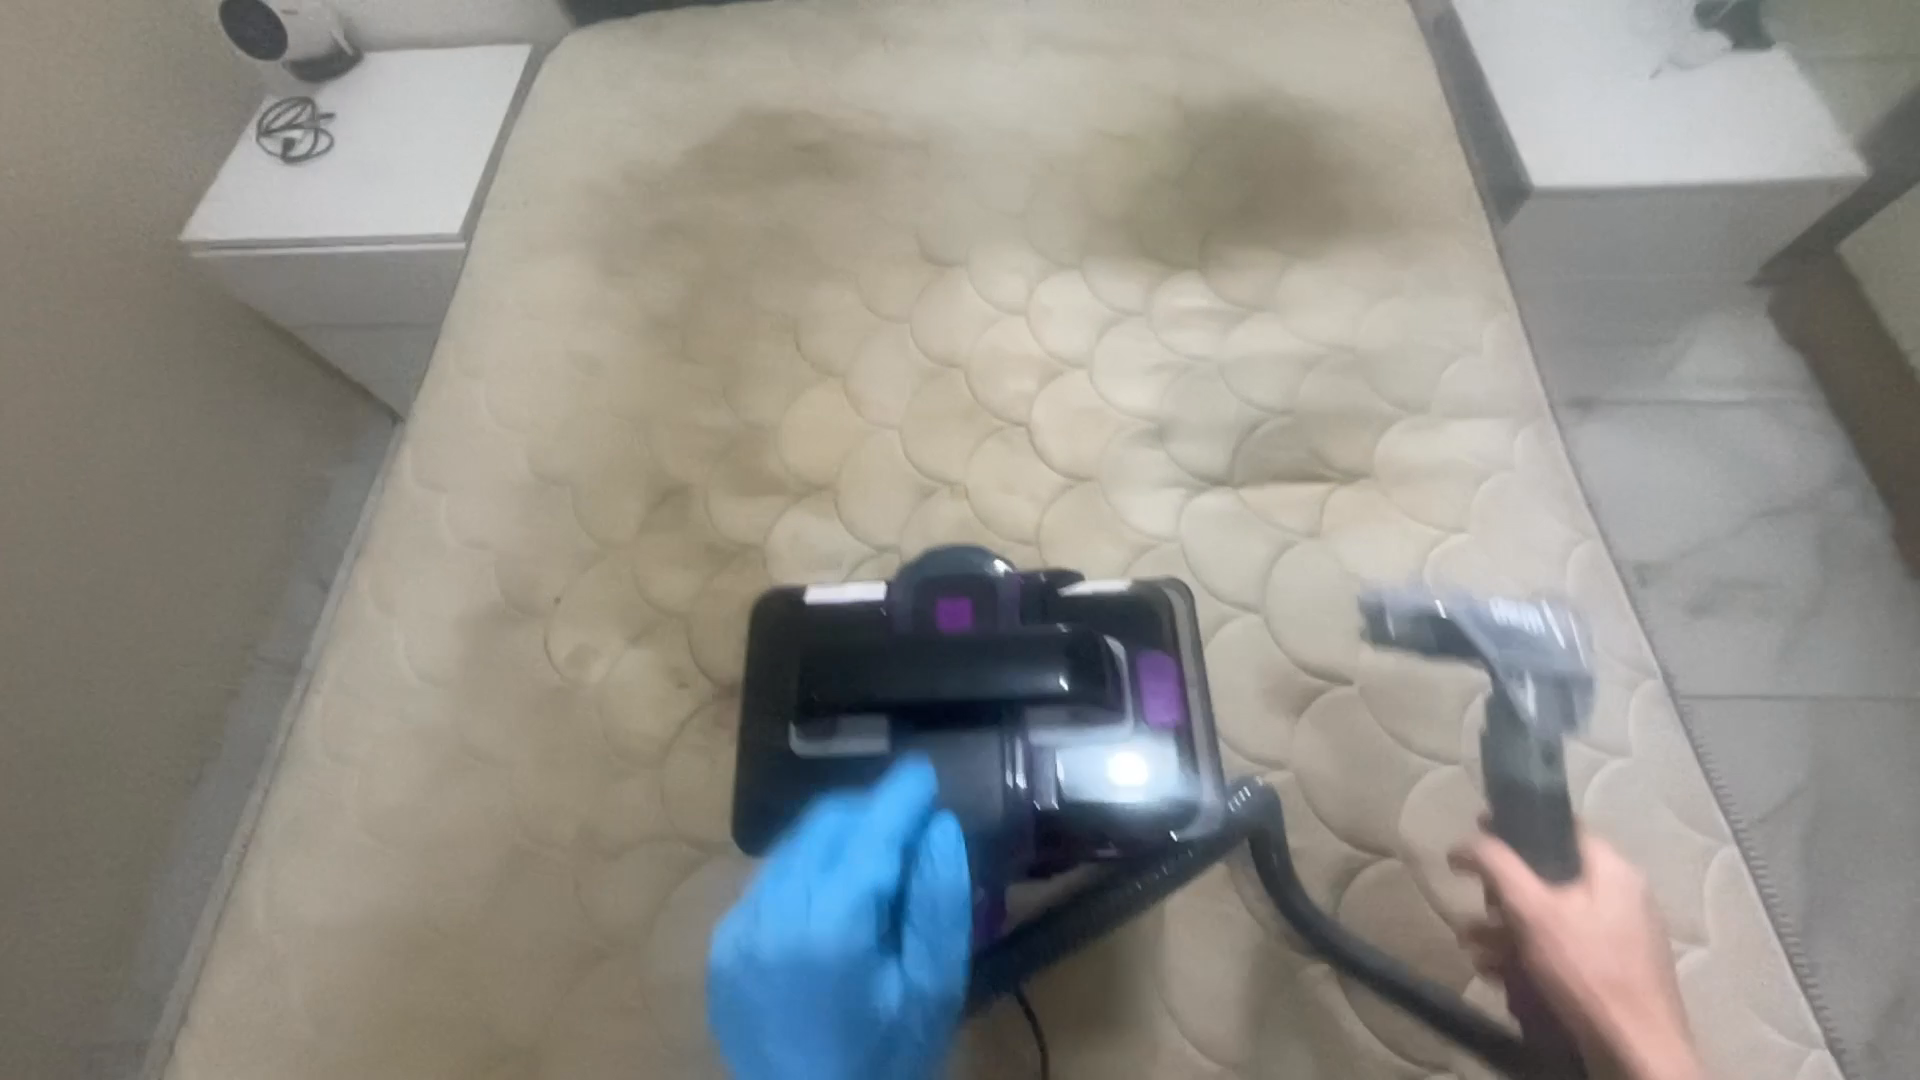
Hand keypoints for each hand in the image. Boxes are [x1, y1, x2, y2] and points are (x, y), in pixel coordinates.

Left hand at [708, 759, 972, 1079]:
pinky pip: (772, 877)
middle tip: (909, 824)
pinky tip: (834, 897)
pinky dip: (809, 868)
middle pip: (827, 825)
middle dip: (871, 811)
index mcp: (831, 929)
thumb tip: (938, 824)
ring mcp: (739, 928)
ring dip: (840, 837)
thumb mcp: (934, 988)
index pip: (870, 832)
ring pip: (796, 844)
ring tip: (876, 863)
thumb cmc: (886, 1059)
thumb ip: (940, 900)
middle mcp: (773, 915)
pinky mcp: (723, 943)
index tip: (925, 770)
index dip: (901, 794)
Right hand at [1450, 829, 1705, 1079]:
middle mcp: (1620, 895)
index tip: (1477, 828)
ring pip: (1545, 912)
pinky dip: (1523, 951)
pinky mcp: (1609, 966)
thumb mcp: (1531, 909)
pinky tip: (1494, 969)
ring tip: (1472, 945)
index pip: (1559, 826)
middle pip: (1545, 872)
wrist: (1637, 1055)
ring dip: (1502, 926)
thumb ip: (1495, 864)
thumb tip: (1463, 843)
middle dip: (1499, 890)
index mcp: (1612, 871)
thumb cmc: (1586, 970)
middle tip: (1476, 902)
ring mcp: (1617, 934)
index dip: (1514, 823)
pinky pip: (1556, 943)